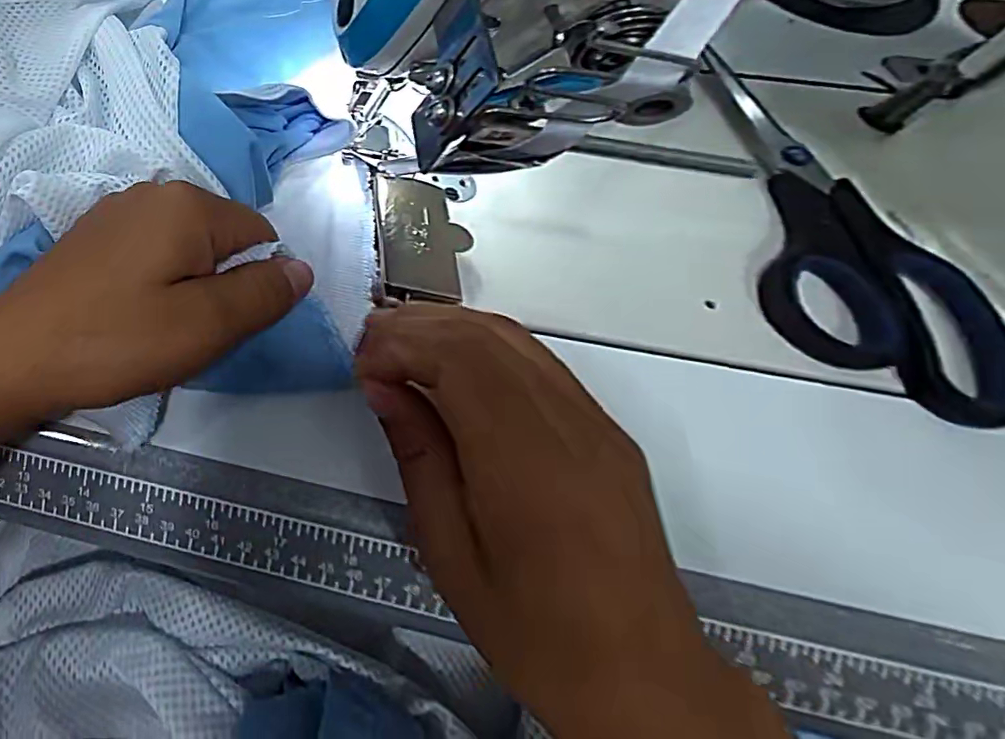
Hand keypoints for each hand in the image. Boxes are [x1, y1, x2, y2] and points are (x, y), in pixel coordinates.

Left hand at [0, 181, 312, 427]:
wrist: (7, 360)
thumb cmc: (112, 342)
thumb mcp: (203, 326)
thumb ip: (262, 294)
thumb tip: (301, 268)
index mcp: (187, 204)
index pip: (259, 235)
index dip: (254, 285)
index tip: (220, 325)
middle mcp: (152, 193)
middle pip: (221, 240)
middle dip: (219, 286)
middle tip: (185, 333)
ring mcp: (116, 211)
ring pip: (184, 249)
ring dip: (186, 289)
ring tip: (153, 330)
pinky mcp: (91, 236)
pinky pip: (149, 254)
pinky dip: (153, 285)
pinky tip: (124, 318)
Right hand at [355, 304, 783, 737]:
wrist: (642, 677)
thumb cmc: (534, 631)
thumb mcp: (449, 552)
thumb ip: (418, 455)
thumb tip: (384, 388)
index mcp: (525, 463)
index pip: (458, 360)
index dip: (401, 346)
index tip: (362, 368)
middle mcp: (567, 426)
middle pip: (484, 337)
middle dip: (417, 327)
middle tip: (369, 344)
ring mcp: (594, 422)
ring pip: (513, 338)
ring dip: (449, 327)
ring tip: (399, 342)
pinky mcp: (605, 428)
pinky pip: (538, 360)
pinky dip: (484, 343)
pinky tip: (452, 360)